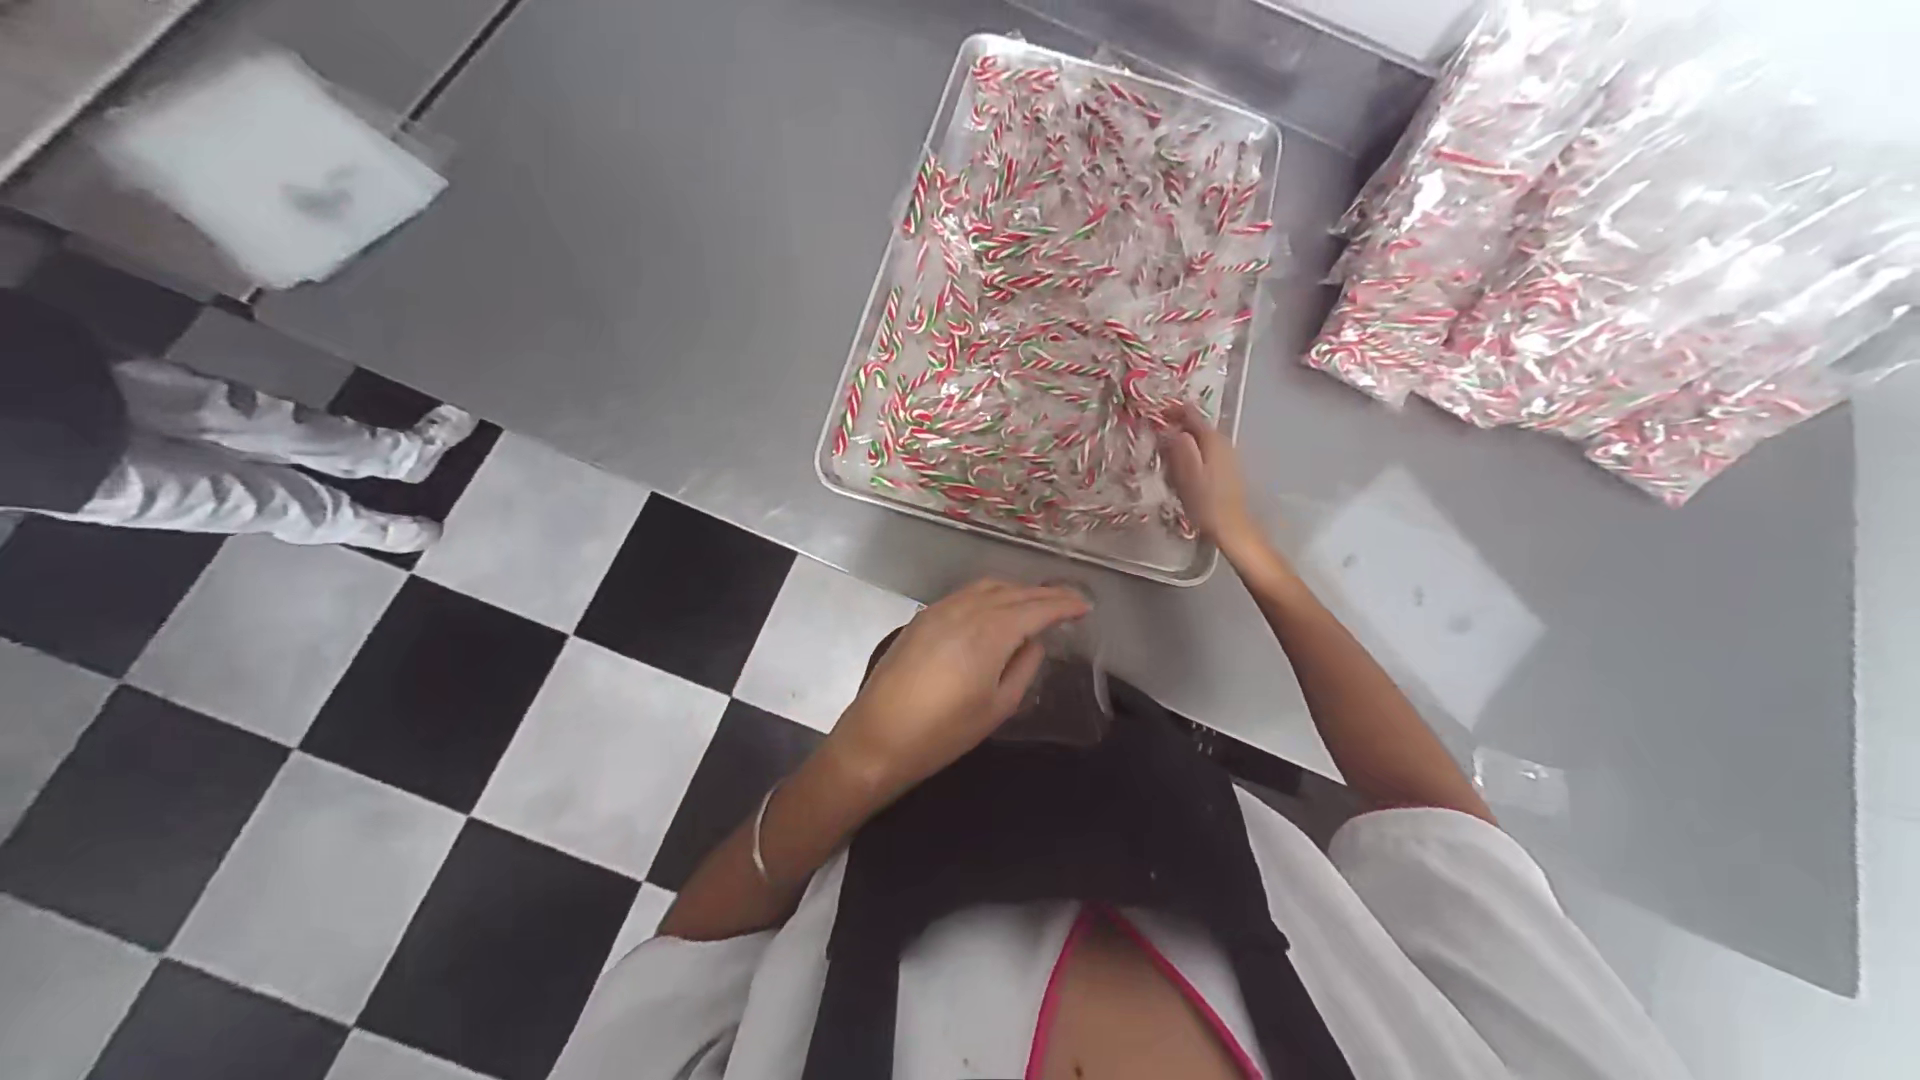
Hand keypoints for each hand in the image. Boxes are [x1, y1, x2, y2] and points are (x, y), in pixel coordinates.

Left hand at [823, 579, 1090, 799]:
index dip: (1064, 604)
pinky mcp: (923, 617)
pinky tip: (997, 608)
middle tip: (1069, 601)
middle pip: (1014, 592)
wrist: (879, 737)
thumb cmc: (944, 732)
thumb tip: (1035, 642)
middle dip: (1045, 594)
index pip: (1037, 608)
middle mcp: (967, 609)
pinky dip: (990, 594)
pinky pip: (966, 594)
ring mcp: (941, 610)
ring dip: (1017, 590)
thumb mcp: (998, 706)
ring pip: (988, 587)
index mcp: (991, 632)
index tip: (1085, 606)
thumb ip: (1024, 667)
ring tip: (1036, 603)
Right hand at [1160, 402, 1261, 556]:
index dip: (1172, 410)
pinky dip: (1192, 452)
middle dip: (1176, 426)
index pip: (1191, 414)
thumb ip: (1179, 448)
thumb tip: (1171, 429)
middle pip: (1197, 425)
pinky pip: (1206, 451)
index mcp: (1212, 440)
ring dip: (1183, 441)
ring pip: (1201, 439)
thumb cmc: (1205, 502)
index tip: (1154, 415)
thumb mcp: (1186, 474)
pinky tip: (1183, 467)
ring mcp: (1228, 454)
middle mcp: (1223, 442)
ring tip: (1165, 452)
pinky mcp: (1227, 468)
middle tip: (1155, 436)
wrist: (1231, 526)